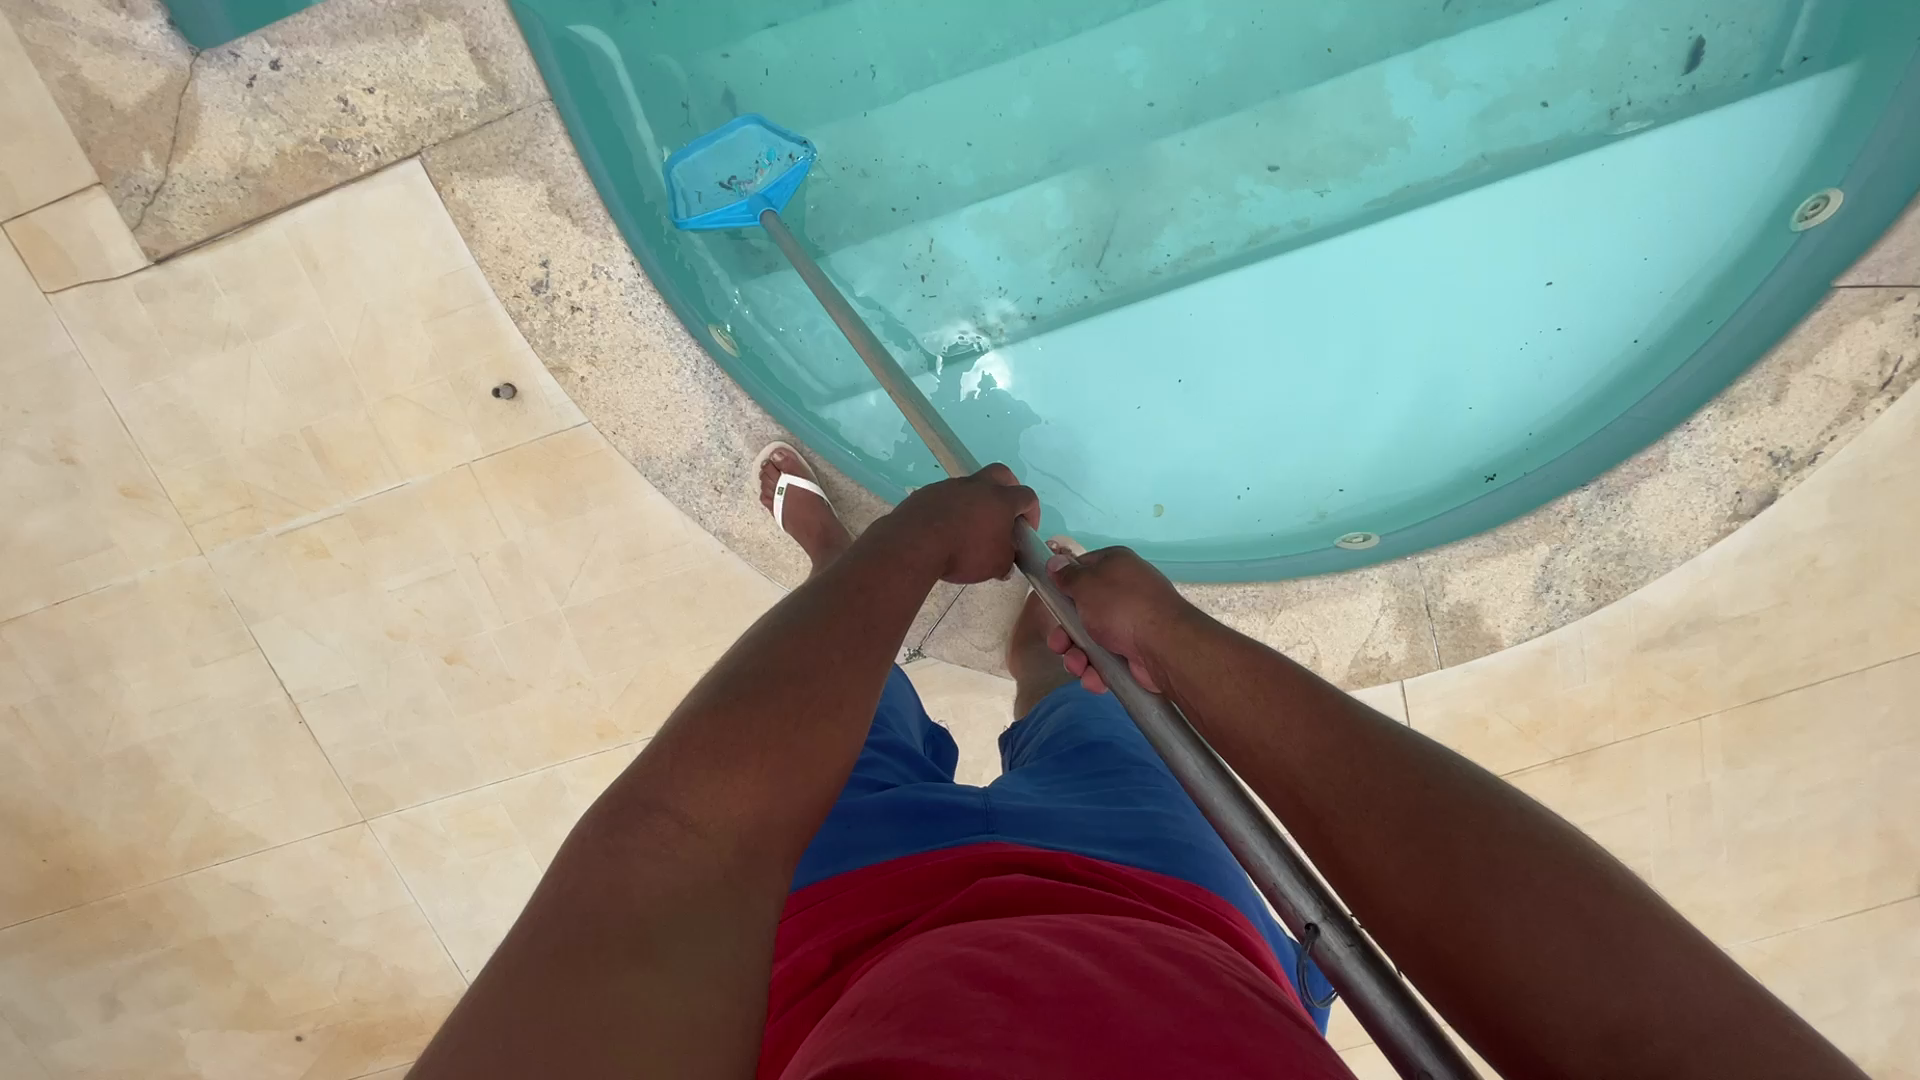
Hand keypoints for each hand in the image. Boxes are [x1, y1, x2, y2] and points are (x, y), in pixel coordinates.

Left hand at [883, 464, 1040, 583]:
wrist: (914, 545)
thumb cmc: (963, 553)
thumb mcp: (995, 565)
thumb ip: (1006, 560)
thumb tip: (1007, 562)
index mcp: (1000, 499)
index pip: (1027, 496)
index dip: (1032, 513)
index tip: (1025, 532)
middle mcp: (977, 486)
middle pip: (1001, 474)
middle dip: (1008, 489)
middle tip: (1004, 513)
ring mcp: (950, 486)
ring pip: (970, 486)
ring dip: (976, 502)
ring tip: (970, 529)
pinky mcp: (927, 493)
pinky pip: (945, 497)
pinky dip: (950, 509)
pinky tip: (944, 530)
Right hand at [1045, 546, 1198, 694]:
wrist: (1164, 645)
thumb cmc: (1120, 606)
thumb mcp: (1086, 585)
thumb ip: (1067, 575)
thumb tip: (1055, 561)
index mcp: (1114, 566)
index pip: (1082, 569)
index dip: (1065, 586)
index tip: (1052, 600)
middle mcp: (1123, 591)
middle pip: (1082, 611)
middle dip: (1066, 633)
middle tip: (1059, 645)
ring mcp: (1130, 623)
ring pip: (1091, 640)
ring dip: (1078, 656)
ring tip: (1078, 666)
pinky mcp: (1135, 651)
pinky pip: (1107, 659)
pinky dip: (1097, 671)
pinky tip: (1094, 678)